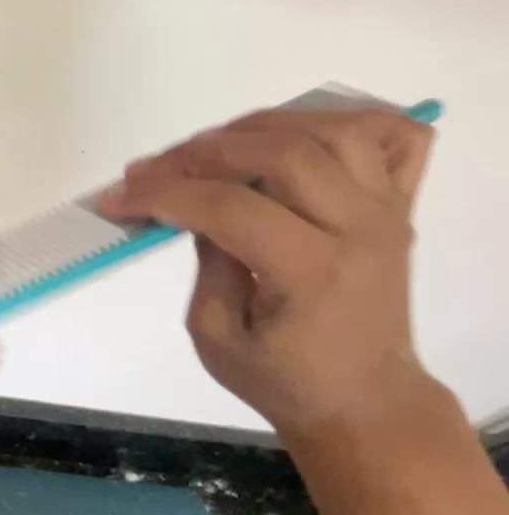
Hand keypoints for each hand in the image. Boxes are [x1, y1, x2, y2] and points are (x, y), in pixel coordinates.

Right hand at [98, 108, 437, 436]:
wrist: (359, 393)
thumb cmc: (277, 377)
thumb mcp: (214, 335)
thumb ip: (208, 266)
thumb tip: (194, 213)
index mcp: (309, 271)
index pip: (230, 208)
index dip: (163, 196)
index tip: (114, 199)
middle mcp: (360, 227)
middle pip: (285, 154)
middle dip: (203, 152)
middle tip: (149, 168)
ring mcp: (388, 209)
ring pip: (336, 131)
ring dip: (262, 127)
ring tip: (206, 145)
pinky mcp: (400, 204)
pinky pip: (394, 136)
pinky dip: (344, 120)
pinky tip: (293, 136)